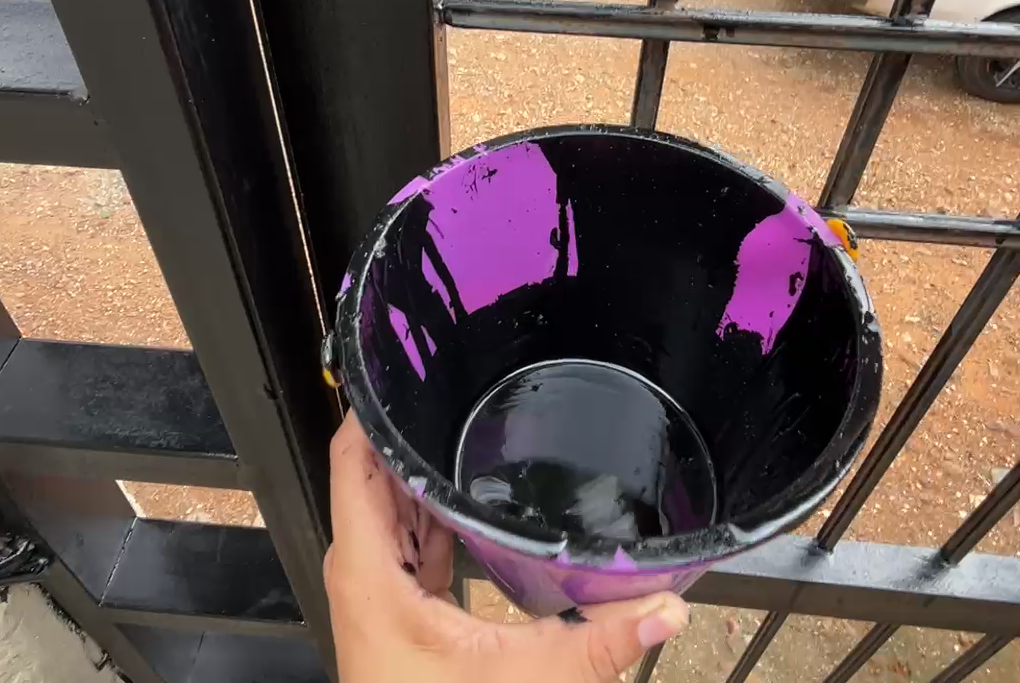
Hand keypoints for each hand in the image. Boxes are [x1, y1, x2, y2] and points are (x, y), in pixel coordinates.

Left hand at [324, 413, 690, 681]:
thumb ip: (600, 642)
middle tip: (440, 378)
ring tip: (451, 414)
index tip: (393, 368)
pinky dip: (423, 501)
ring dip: (412, 461)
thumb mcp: (527, 682)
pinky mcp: (395, 598)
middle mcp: (361, 569)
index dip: (366, 412)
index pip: (351, 463)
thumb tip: (668, 607)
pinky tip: (455, 485)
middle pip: (369, 472)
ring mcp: (375, 583)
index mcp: (369, 571)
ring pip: (386, 499)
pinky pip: (403, 529)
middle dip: (401, 425)